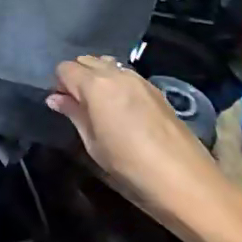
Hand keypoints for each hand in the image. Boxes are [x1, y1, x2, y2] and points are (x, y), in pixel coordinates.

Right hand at [46, 56, 230, 233]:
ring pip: (107, 64)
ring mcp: (139, 78)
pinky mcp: (155, 89)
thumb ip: (74, 115)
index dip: (59, 84)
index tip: (62, 105)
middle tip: (78, 106)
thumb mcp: (94, 146)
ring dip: (97, 77)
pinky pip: (126, 74)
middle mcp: (116, 73)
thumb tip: (56, 98)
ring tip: (100, 107)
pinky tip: (122, 110)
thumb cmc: (131, 167)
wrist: (186, 181)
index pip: (65, 68)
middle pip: (86, 60)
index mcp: (96, 84)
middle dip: (77, 77)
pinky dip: (116, 83)